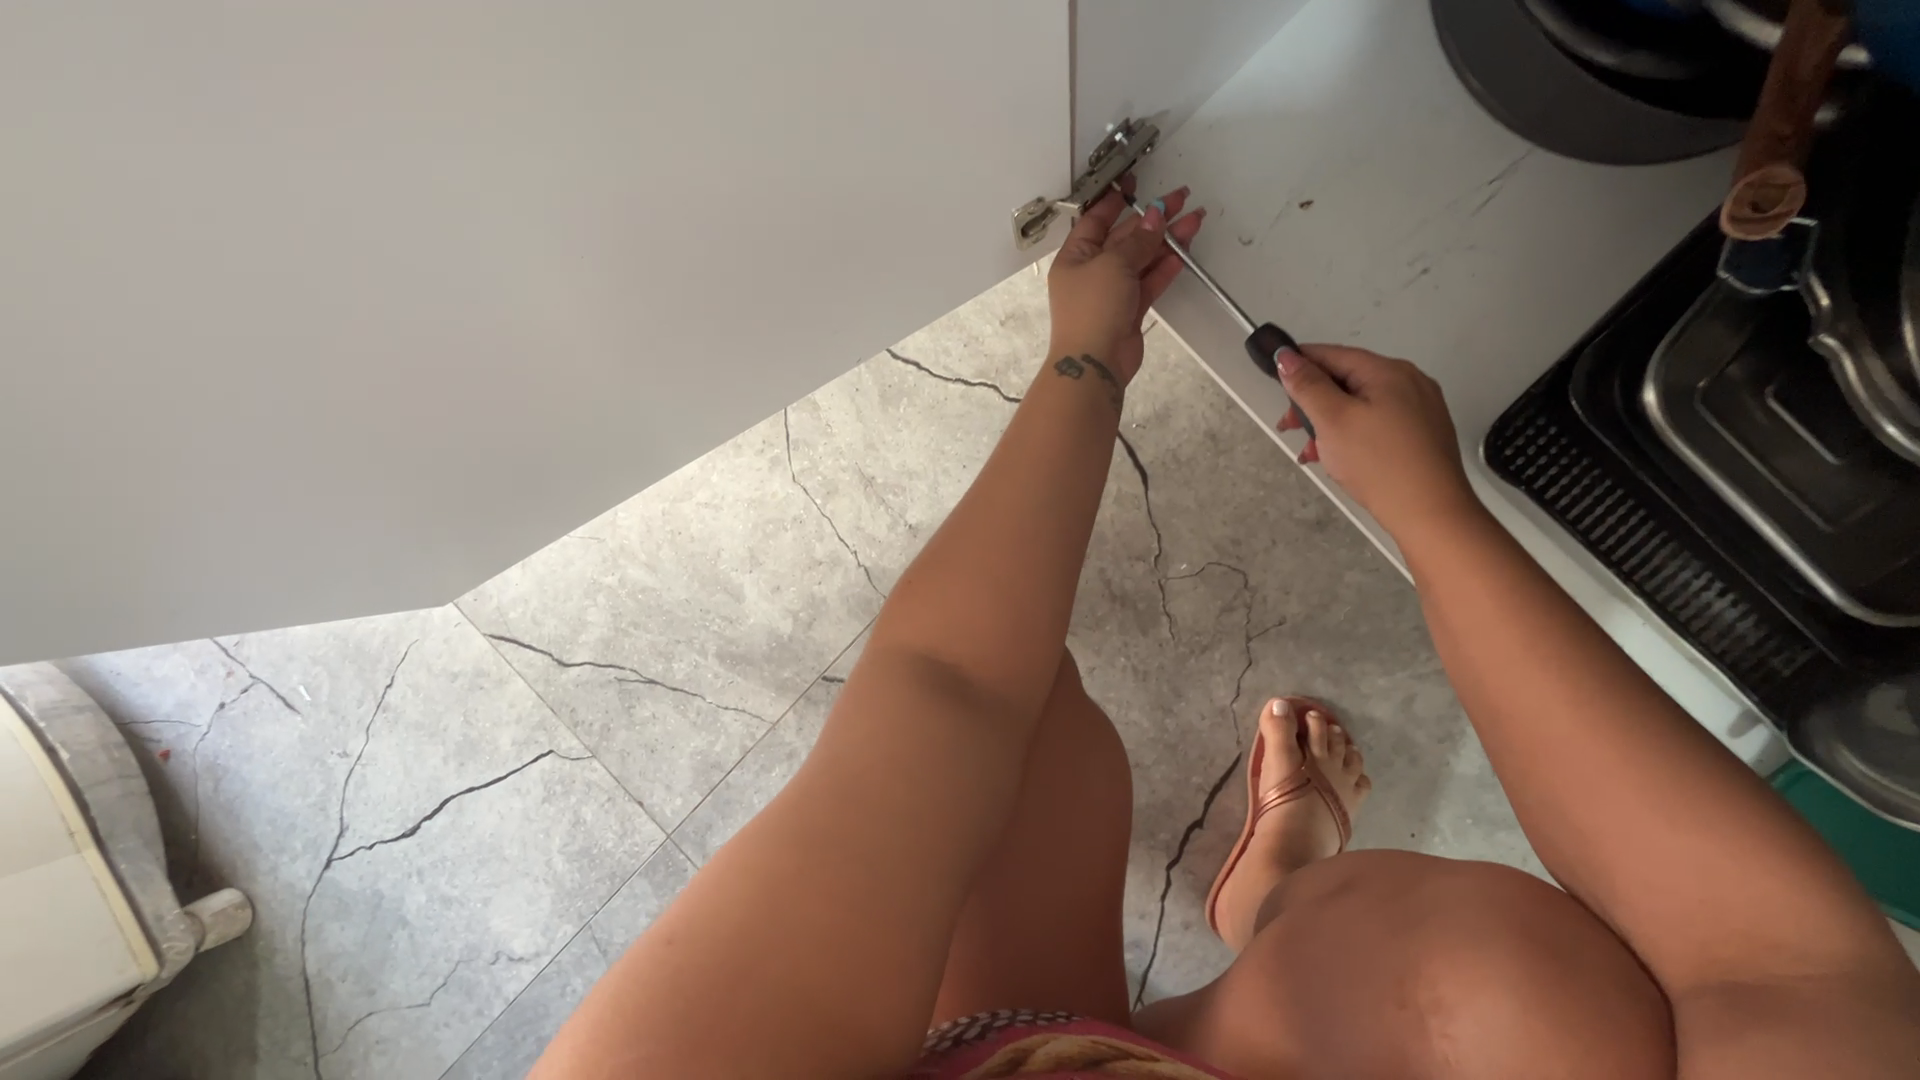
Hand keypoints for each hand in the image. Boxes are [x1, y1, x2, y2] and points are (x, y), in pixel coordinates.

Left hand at [1046, 179, 1204, 385]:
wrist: (1094, 364)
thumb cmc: (1092, 311)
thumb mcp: (1113, 264)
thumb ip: (1138, 240)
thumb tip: (1155, 215)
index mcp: (1074, 257)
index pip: (1095, 220)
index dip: (1116, 200)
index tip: (1135, 182)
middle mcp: (1090, 272)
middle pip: (1124, 238)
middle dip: (1153, 219)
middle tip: (1181, 199)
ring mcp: (1110, 293)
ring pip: (1141, 259)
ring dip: (1166, 241)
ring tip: (1194, 221)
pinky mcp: (1128, 311)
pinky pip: (1149, 282)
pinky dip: (1165, 267)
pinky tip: (1182, 252)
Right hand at [1275, 345, 1484, 541]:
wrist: (1430, 511)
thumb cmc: (1376, 461)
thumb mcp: (1333, 420)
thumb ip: (1308, 386)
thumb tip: (1286, 356)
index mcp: (1388, 371)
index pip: (1333, 355)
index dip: (1299, 363)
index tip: (1273, 381)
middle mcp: (1409, 382)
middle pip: (1347, 380)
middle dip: (1312, 402)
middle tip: (1288, 428)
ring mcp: (1419, 409)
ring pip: (1360, 405)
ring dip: (1328, 423)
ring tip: (1310, 452)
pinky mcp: (1422, 435)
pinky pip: (1376, 424)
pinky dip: (1351, 435)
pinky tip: (1338, 459)